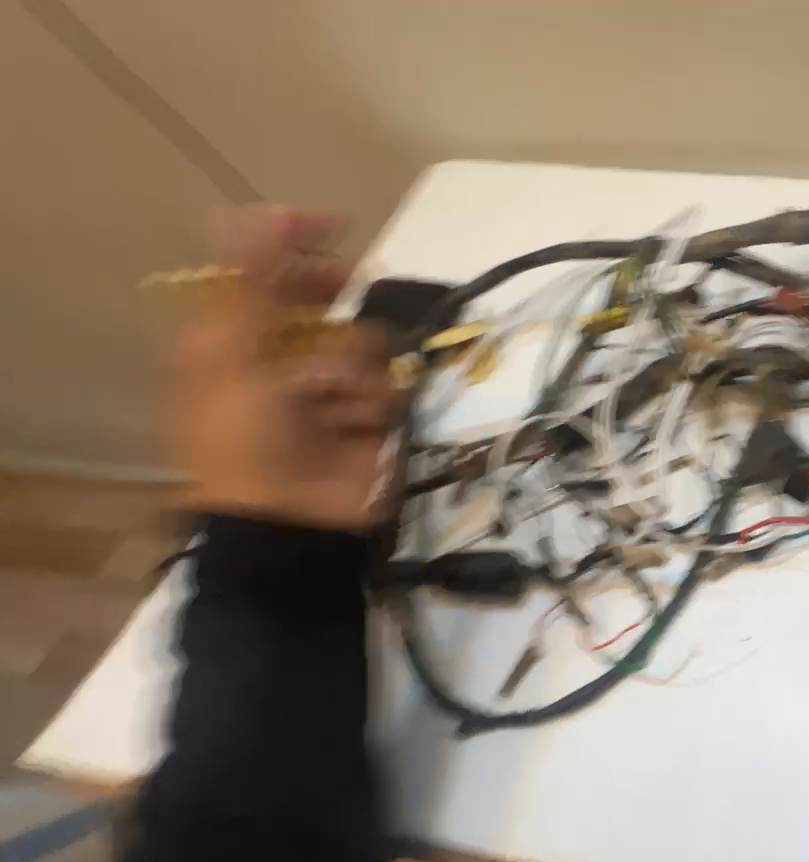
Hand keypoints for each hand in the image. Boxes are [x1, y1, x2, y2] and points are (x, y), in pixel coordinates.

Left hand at [173, 207, 394, 530]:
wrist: (291, 513)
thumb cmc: (241, 436)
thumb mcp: (229, 355)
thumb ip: (249, 284)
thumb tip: (261, 211)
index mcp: (238, 333)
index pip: (267, 271)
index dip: (296, 241)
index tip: (336, 221)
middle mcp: (287, 351)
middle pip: (327, 301)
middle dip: (338, 308)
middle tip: (353, 289)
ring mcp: (334, 384)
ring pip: (366, 346)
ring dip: (352, 373)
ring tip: (331, 406)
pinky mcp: (374, 413)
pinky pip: (389, 387)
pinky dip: (373, 406)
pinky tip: (354, 428)